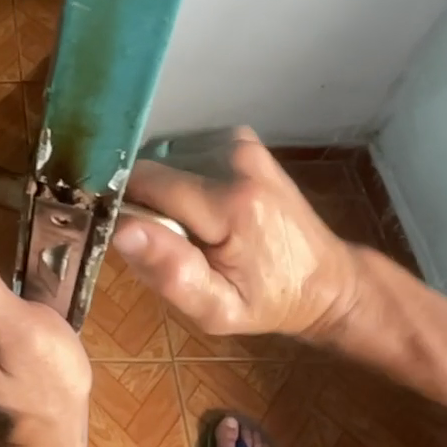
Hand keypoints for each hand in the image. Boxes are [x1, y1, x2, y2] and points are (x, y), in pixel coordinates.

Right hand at [114, 127, 361, 342]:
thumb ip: (168, 271)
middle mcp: (235, 158)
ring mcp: (239, 142)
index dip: (127, 208)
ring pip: (161, 156)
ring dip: (160, 189)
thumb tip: (120, 229)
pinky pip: (180, 149)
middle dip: (145, 202)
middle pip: (150, 168)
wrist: (325, 279)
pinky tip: (198, 202)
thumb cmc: (267, 302)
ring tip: (188, 224)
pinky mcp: (238, 137)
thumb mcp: (216, 310)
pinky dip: (178, 174)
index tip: (136, 240)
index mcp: (232, 203)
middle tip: (170, 240)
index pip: (144, 182)